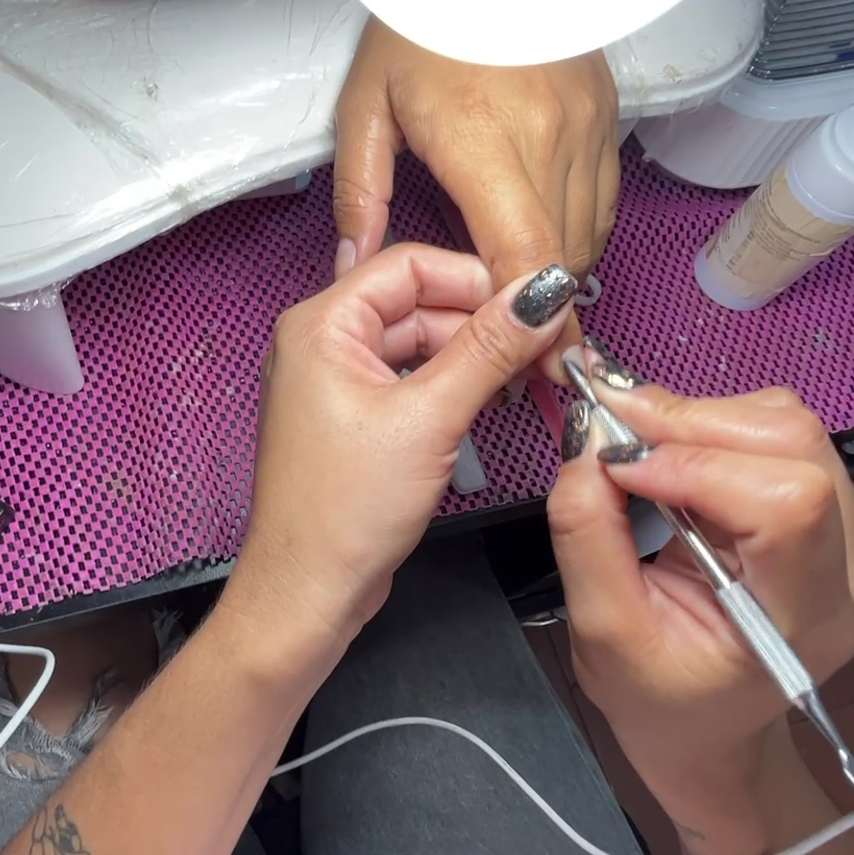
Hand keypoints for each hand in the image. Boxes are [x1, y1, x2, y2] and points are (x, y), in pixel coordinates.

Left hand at [226, 247, 578, 655]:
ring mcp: (337, 382)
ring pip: (418, 344)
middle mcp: (322, 344)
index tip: (534, 305)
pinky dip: (450, 386)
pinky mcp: (354, 417)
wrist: (308, 589)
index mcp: (321, 325)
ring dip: (472, 359)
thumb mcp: (428, 419)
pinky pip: (409, 380)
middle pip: (417, 303)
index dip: (476, 279)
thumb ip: (488, 349)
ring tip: (525, 381)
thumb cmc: (346, 509)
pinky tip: (488, 402)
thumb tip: (541, 293)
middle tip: (545, 350)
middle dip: (482, 324)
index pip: (409, 265)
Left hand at [332, 18, 619, 371]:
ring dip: (557, 282)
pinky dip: (575, 242)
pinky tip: (541, 259)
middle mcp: (549, 136)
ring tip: (523, 319)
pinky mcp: (604, 118)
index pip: (523, 251)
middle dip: (540, 316)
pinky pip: (601, 204)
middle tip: (516, 359)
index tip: (521, 361)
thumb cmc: (419, 20)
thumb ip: (362, 193)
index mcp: (485, 141)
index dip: (525, 316)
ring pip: (587, 237)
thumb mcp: (366, 106)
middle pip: (560, 257)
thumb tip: (354, 260)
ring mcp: (585, 126)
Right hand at [546, 365, 853, 854]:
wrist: (707, 727)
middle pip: (791, 444)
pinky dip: (709, 430)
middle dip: (687, 422)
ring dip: (696, 420)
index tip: (612, 463)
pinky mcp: (835, 515)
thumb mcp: (599, 631)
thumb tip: (587, 444)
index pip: (784, 502)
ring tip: (634, 447)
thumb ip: (588, 535)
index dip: (693, 464)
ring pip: (787, 428)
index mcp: (806, 618)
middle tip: (607, 426)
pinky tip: (669, 459)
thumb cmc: (653, 698)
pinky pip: (778, 439)